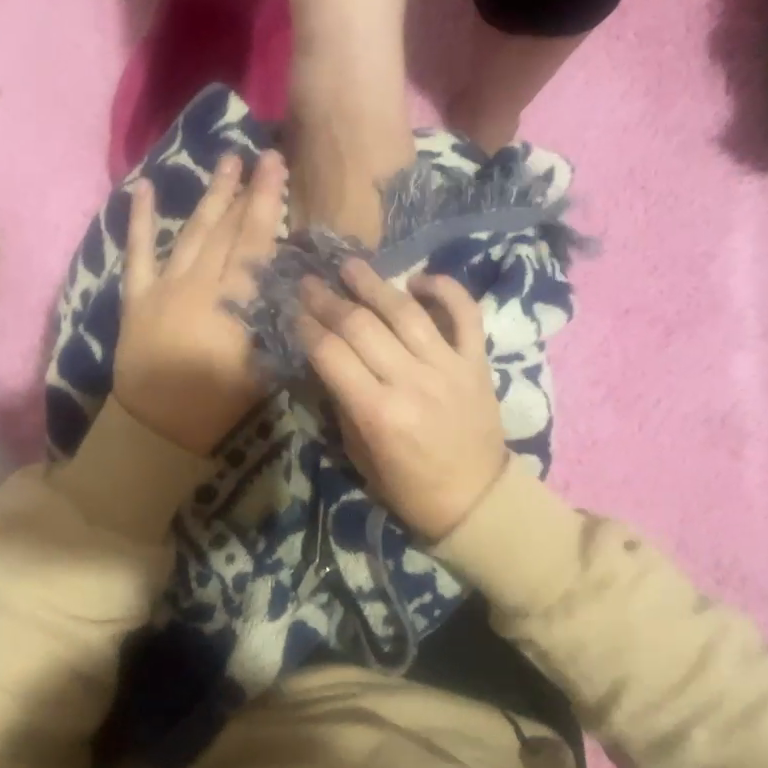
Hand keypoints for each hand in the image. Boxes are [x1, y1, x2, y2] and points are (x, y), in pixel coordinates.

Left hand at [114, 152, 286, 454]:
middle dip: (246, 191)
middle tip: (262, 157)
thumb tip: (290, 284)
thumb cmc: (216, 402)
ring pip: (192, 233)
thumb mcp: (261, 366)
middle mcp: (198, 285)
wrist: (157, 426)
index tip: (277, 168)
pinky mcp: (136, 295)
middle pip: (226, 230)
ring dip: (210, 196)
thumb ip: (275, 322)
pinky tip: (143, 187)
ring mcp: (163, 286)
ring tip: (226, 162)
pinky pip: (137, 252)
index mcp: (231, 304)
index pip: (254, 243)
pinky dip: (140, 220)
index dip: (267, 203)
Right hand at [297, 260, 509, 539]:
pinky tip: (419, 280)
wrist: (476, 501)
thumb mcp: (359, 454)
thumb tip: (326, 361)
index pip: (331, 354)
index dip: (306, 327)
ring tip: (350, 266)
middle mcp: (411, 382)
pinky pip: (465, 315)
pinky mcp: (477, 363)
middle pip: (361, 327)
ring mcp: (448, 368)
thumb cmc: (408, 487)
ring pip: (407, 313)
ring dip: (375, 284)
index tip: (291, 310)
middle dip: (328, 300)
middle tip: (308, 282)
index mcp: (377, 413)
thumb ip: (344, 404)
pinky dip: (446, 291)